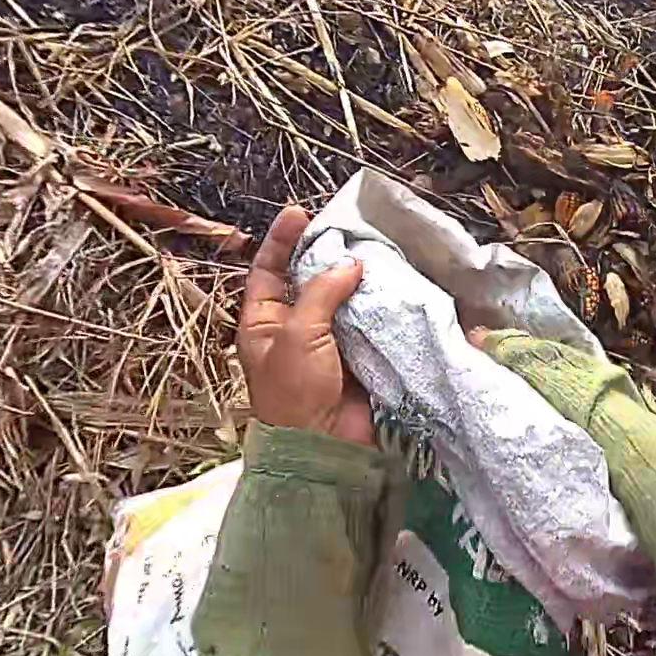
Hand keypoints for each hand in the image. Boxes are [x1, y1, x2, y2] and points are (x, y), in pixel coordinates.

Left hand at [237, 205, 373, 444]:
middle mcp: (295, 325)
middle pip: (310, 279)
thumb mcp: (296, 335)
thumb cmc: (295, 390)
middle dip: (327, 255)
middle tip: (350, 232)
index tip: (300, 213)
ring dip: (358, 279)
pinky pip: (367, 319)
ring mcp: (329, 339)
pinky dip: (378, 303)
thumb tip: (351, 263)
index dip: (281, 240)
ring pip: (343, 298)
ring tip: (376, 254)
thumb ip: (322, 294)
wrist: (325, 443)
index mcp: (263, 321)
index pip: (267, 270)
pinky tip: (392, 287)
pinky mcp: (359, 352)